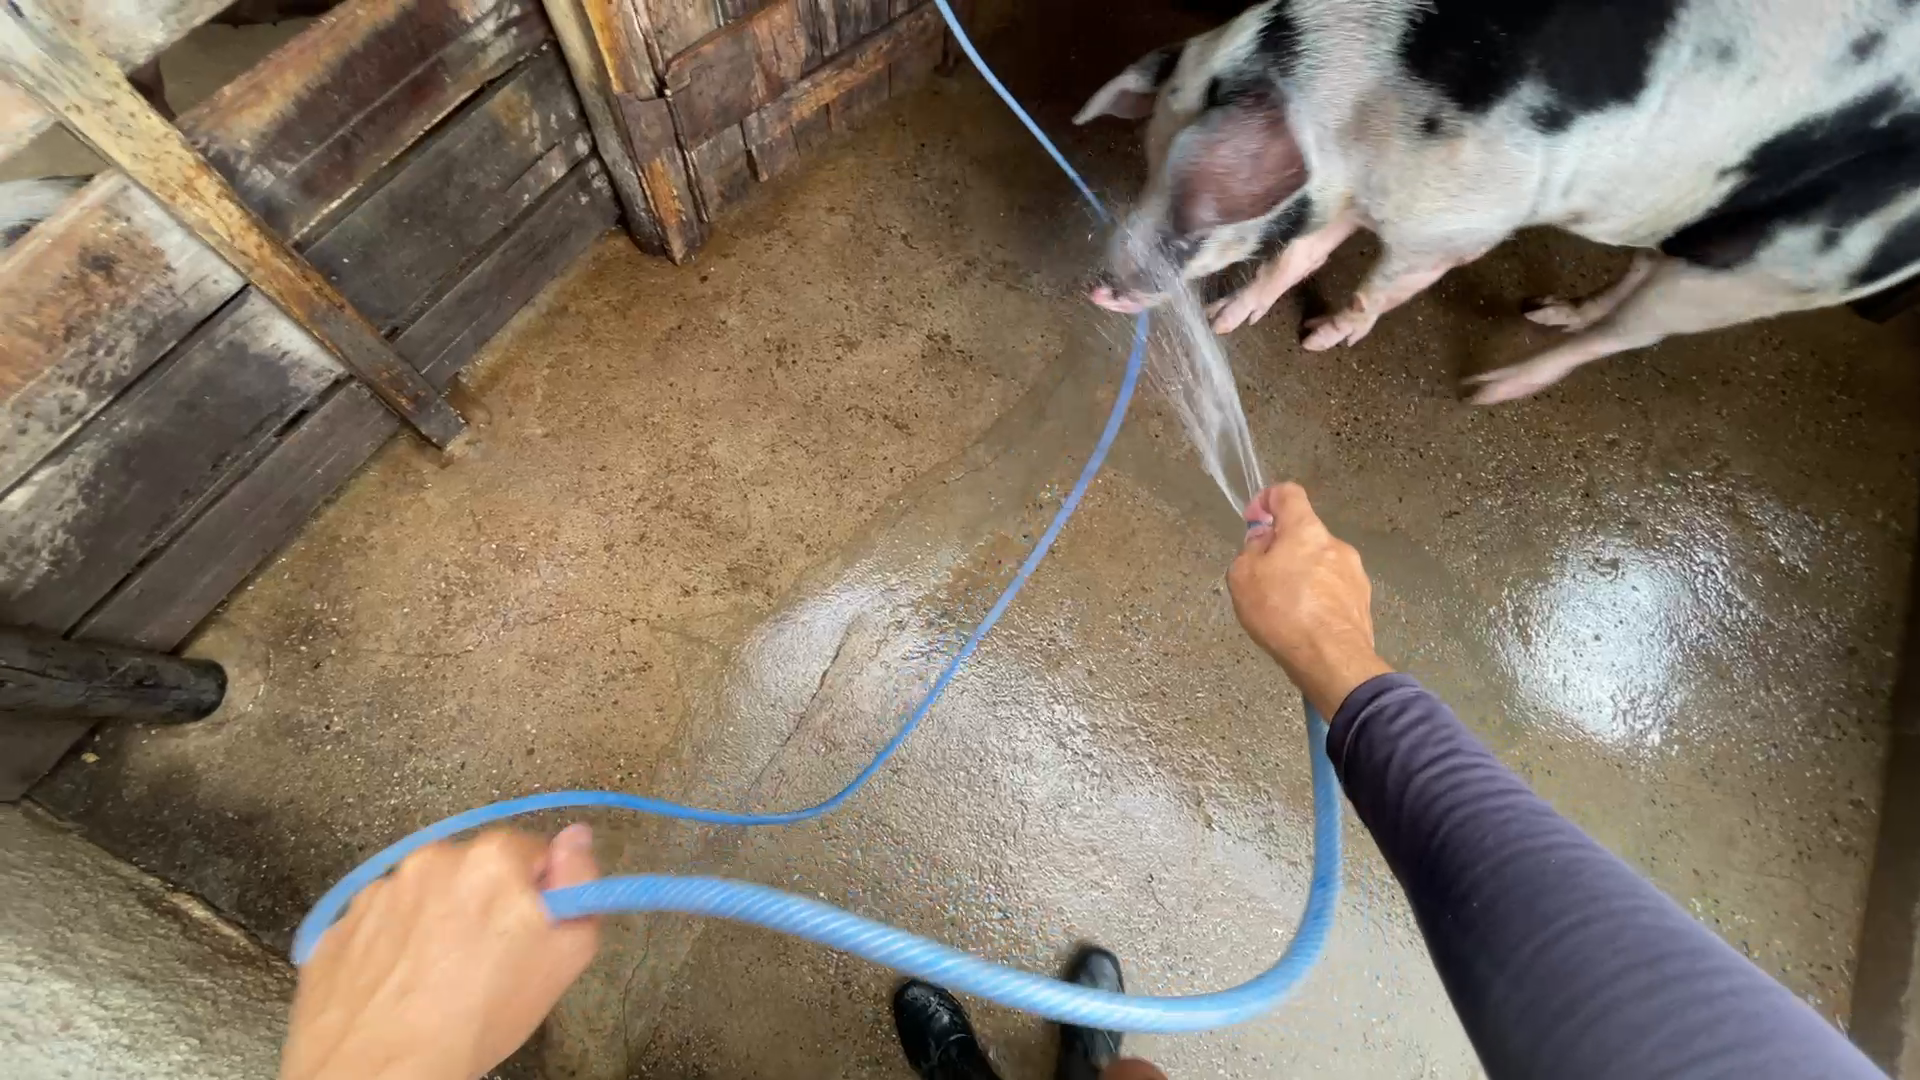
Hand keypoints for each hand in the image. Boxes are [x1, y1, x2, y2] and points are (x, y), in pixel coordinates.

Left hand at [280, 825, 601, 1079]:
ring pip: (431, 893)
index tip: (529, 935)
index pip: (538, 854)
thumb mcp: (568, 951)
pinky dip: (397, 941)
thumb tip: (577, 835)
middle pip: (481, 869)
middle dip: (489, 901)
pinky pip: (385, 921)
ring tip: (439, 977)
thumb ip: (582, 880)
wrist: (375, 1078)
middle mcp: (435, 856)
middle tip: (489, 958)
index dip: (540, 896)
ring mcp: (378, 891)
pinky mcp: (335, 928)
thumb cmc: (483, 1013)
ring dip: (441, 918)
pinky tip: (400, 984)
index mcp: (494, 854)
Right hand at [1229, 484, 1393, 717]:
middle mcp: (1336, 545)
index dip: (1266, 499)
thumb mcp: (1243, 577)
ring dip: (1299, 574)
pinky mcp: (1361, 602)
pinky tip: (1301, 622)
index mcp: (1306, 530)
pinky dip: (1315, 597)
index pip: (1288, 493)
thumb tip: (1263, 541)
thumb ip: (1250, 551)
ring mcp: (1354, 574)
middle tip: (1261, 577)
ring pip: (1319, 563)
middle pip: (1304, 534)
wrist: (1331, 659)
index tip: (1253, 521)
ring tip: (1281, 606)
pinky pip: (1331, 589)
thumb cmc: (1281, 610)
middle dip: (1281, 548)